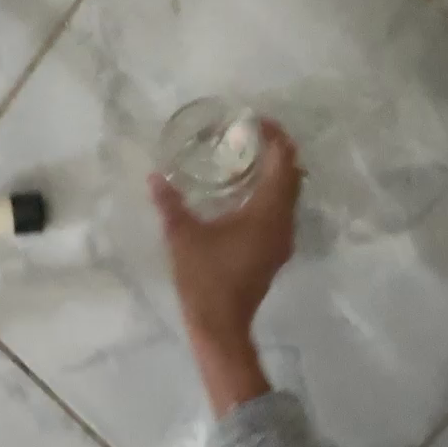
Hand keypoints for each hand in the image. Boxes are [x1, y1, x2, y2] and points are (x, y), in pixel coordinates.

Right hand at [149, 118, 301, 354]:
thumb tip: (155, 176)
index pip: (283, 163)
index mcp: (266, 213)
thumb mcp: (182, 237)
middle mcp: (282, 223)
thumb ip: (170, 204)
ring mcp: (282, 240)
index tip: (257, 121)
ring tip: (249, 155)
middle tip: (252, 134)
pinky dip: (271, 192)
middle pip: (292, 176)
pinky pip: (282, 210)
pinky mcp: (276, 251)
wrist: (221, 325)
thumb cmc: (205, 278)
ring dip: (276, 172)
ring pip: (289, 195)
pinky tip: (246, 190)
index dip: (276, 138)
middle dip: (278, 151)